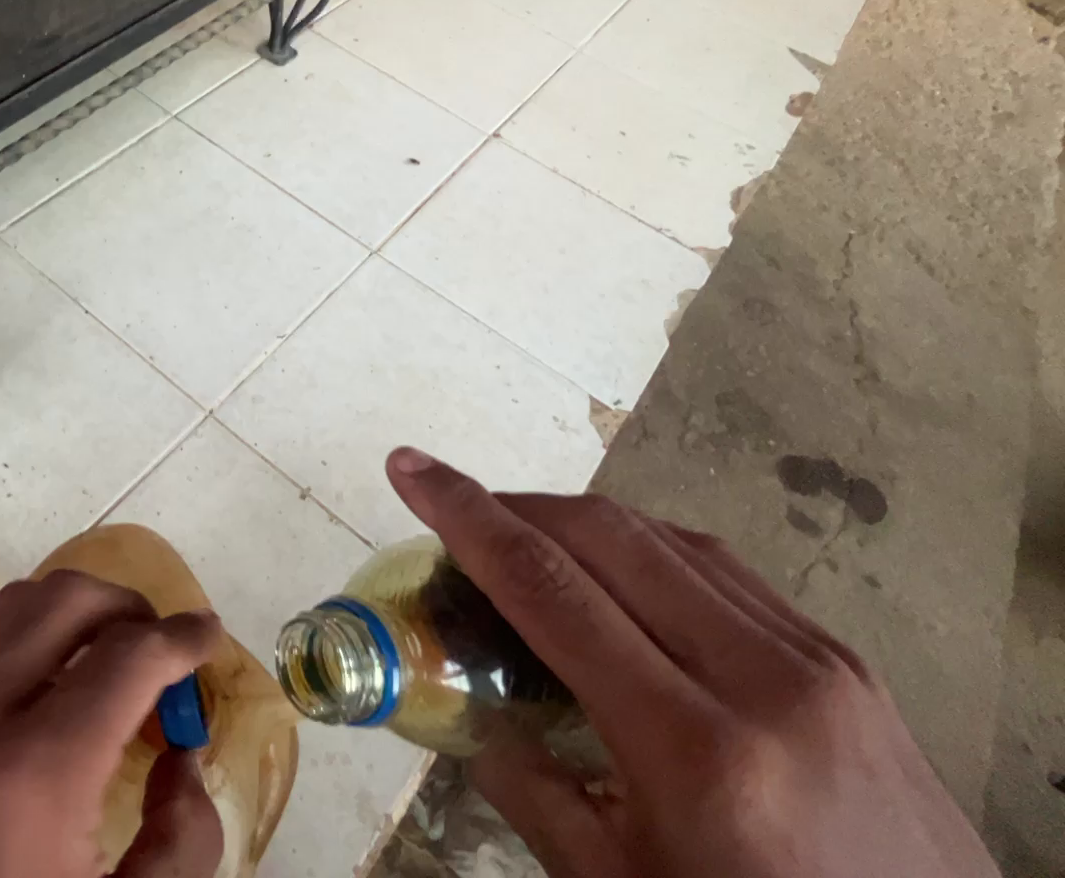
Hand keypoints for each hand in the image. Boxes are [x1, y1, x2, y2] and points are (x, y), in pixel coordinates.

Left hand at [0, 570, 224, 877]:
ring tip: (114, 662)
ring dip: (77, 614)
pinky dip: (35, 640)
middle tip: (162, 651)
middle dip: (127, 607)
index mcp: (34, 777)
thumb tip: (180, 757)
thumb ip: (178, 841)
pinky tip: (62, 694)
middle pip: (62, 601)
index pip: (124, 658)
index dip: (180, 637)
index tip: (208, 635)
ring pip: (13, 608)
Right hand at [384, 447, 998, 877]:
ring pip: (664, 537)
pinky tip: (611, 570)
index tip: (408, 467)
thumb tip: (471, 709)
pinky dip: (641, 547)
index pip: (548, 586)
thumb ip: (526, 785)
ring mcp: (818, 661)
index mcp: (693, 747)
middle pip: (607, 536)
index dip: (465, 516)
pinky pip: (717, 568)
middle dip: (514, 504)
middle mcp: (763, 679)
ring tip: (520, 536)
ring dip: (574, 520)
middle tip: (454, 507)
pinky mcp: (845, 660)